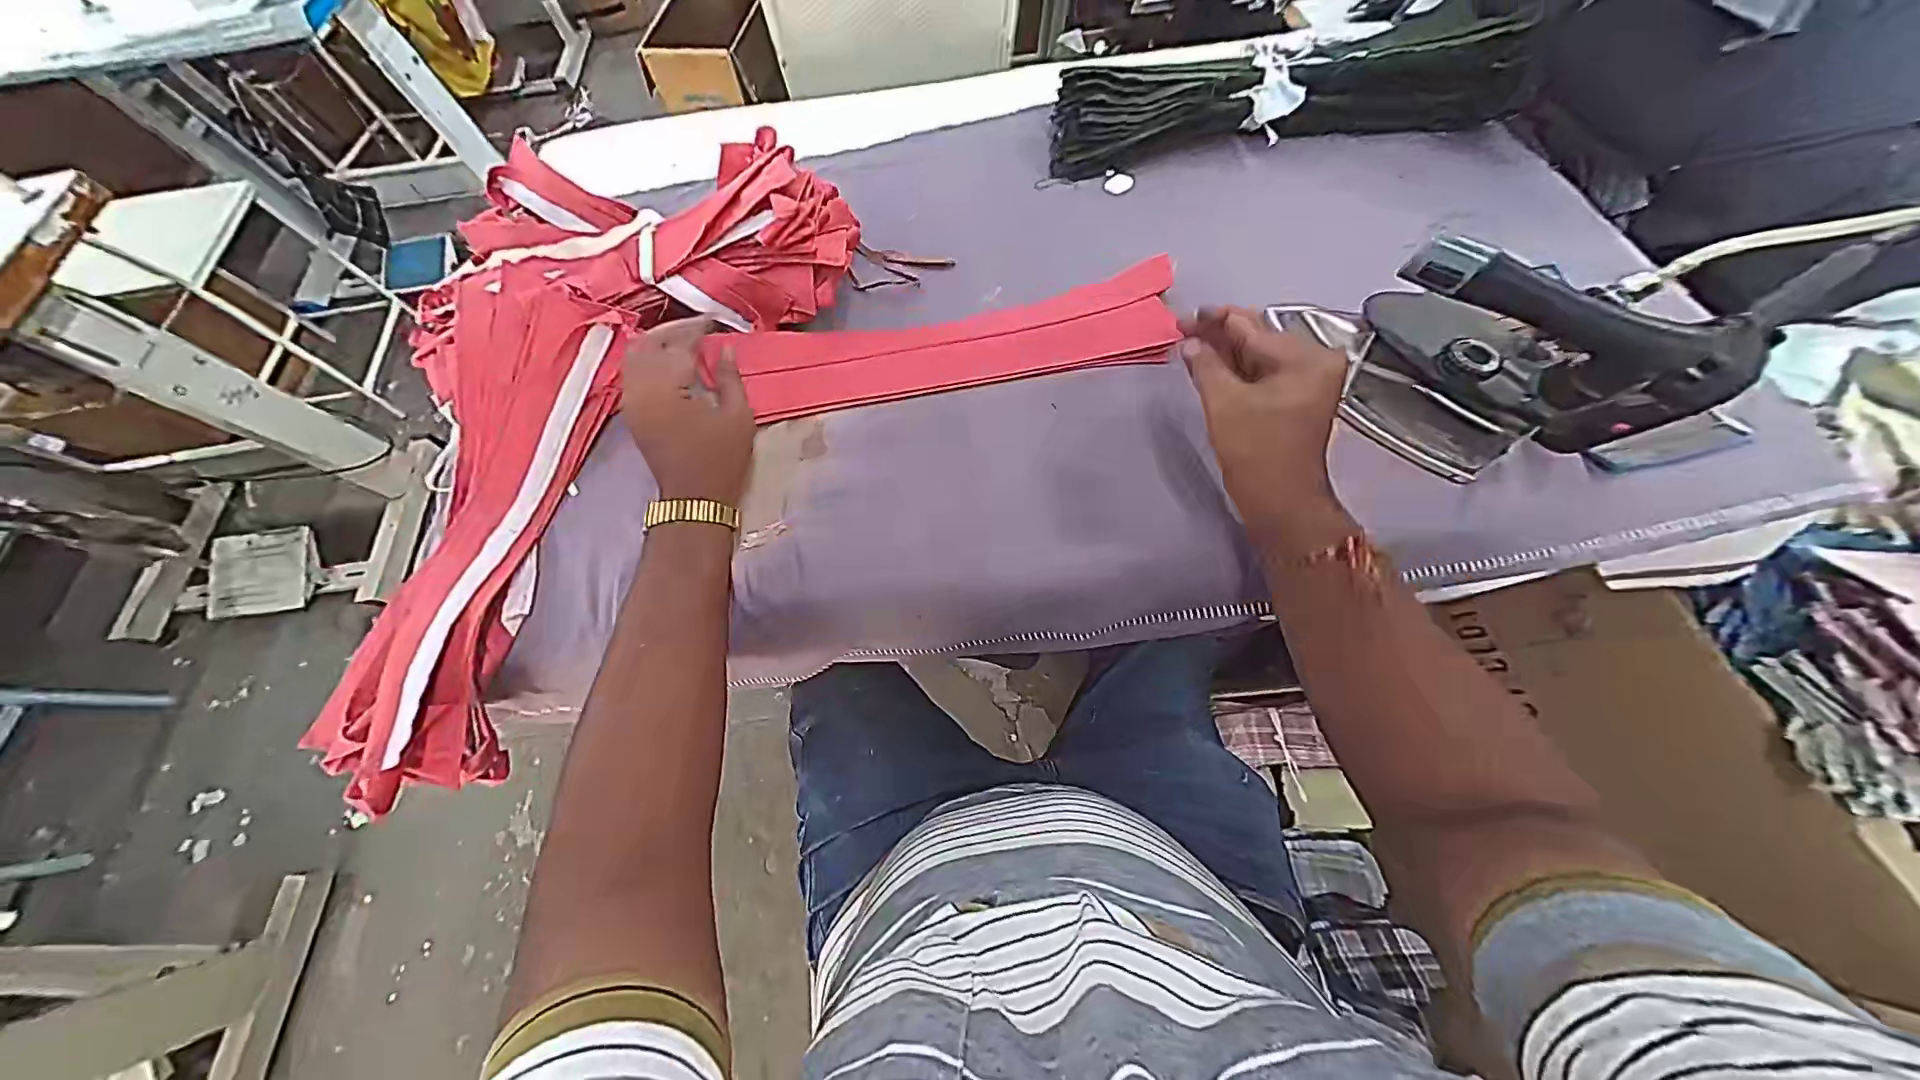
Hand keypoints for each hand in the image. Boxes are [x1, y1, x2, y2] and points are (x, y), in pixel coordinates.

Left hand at [621, 317, 754, 505]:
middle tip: (699, 327)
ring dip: (657, 342)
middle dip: (673, 330)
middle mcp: (641, 389)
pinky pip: (633, 373)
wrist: (694, 497)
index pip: (678, 345)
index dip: (697, 330)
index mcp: (668, 389)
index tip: (715, 323)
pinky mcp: (631, 411)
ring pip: (634, 355)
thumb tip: (724, 348)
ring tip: (683, 340)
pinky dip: (649, 360)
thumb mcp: (738, 417)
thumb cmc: (722, 460)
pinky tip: (669, 362)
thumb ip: (730, 378)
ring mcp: (632, 401)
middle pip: (648, 344)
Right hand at [1181, 306, 1353, 550]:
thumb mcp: (1225, 404)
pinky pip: (1261, 375)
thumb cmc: (1256, 453)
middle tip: (1183, 331)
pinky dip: (1236, 371)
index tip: (1184, 318)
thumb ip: (1206, 365)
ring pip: (1257, 357)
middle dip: (1219, 335)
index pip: (1252, 327)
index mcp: (1305, 358)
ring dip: (1225, 353)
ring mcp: (1306, 383)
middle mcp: (1313, 363)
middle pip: (1258, 338)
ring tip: (1191, 346)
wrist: (1281, 503)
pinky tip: (1211, 366)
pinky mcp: (1295, 400)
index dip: (1215, 320)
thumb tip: (1192, 342)